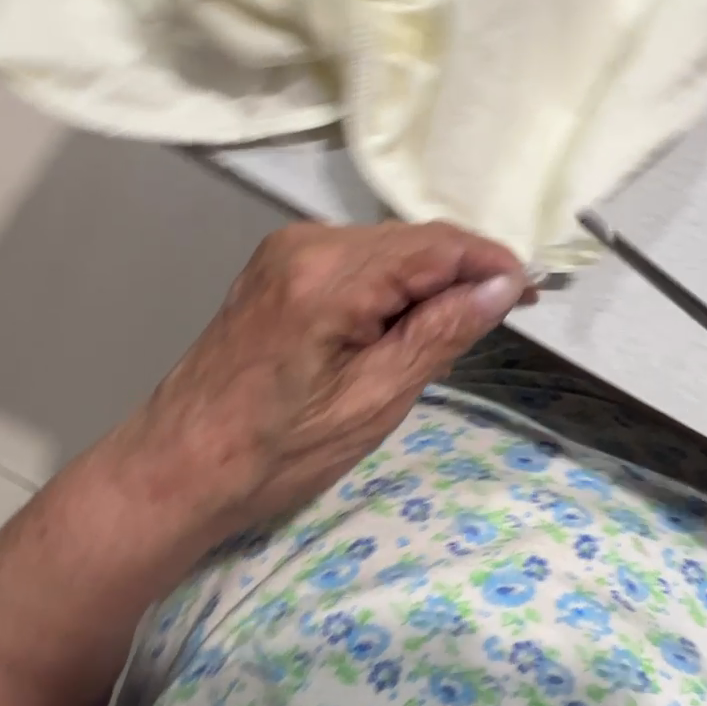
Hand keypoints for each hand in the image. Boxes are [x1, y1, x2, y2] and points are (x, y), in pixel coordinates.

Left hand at [114, 221, 530, 533]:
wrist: (176, 466)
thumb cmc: (276, 452)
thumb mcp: (374, 401)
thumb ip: (440, 332)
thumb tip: (502, 287)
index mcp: (328, 276)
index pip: (434, 245)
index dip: (489, 263)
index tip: (530, 294)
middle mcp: (307, 243)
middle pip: (412, 238)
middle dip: (464, 270)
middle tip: (505, 312)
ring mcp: (287, 249)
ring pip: (387, 245)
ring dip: (430, 277)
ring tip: (459, 323)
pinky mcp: (279, 265)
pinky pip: (358, 258)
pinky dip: (394, 281)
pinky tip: (406, 318)